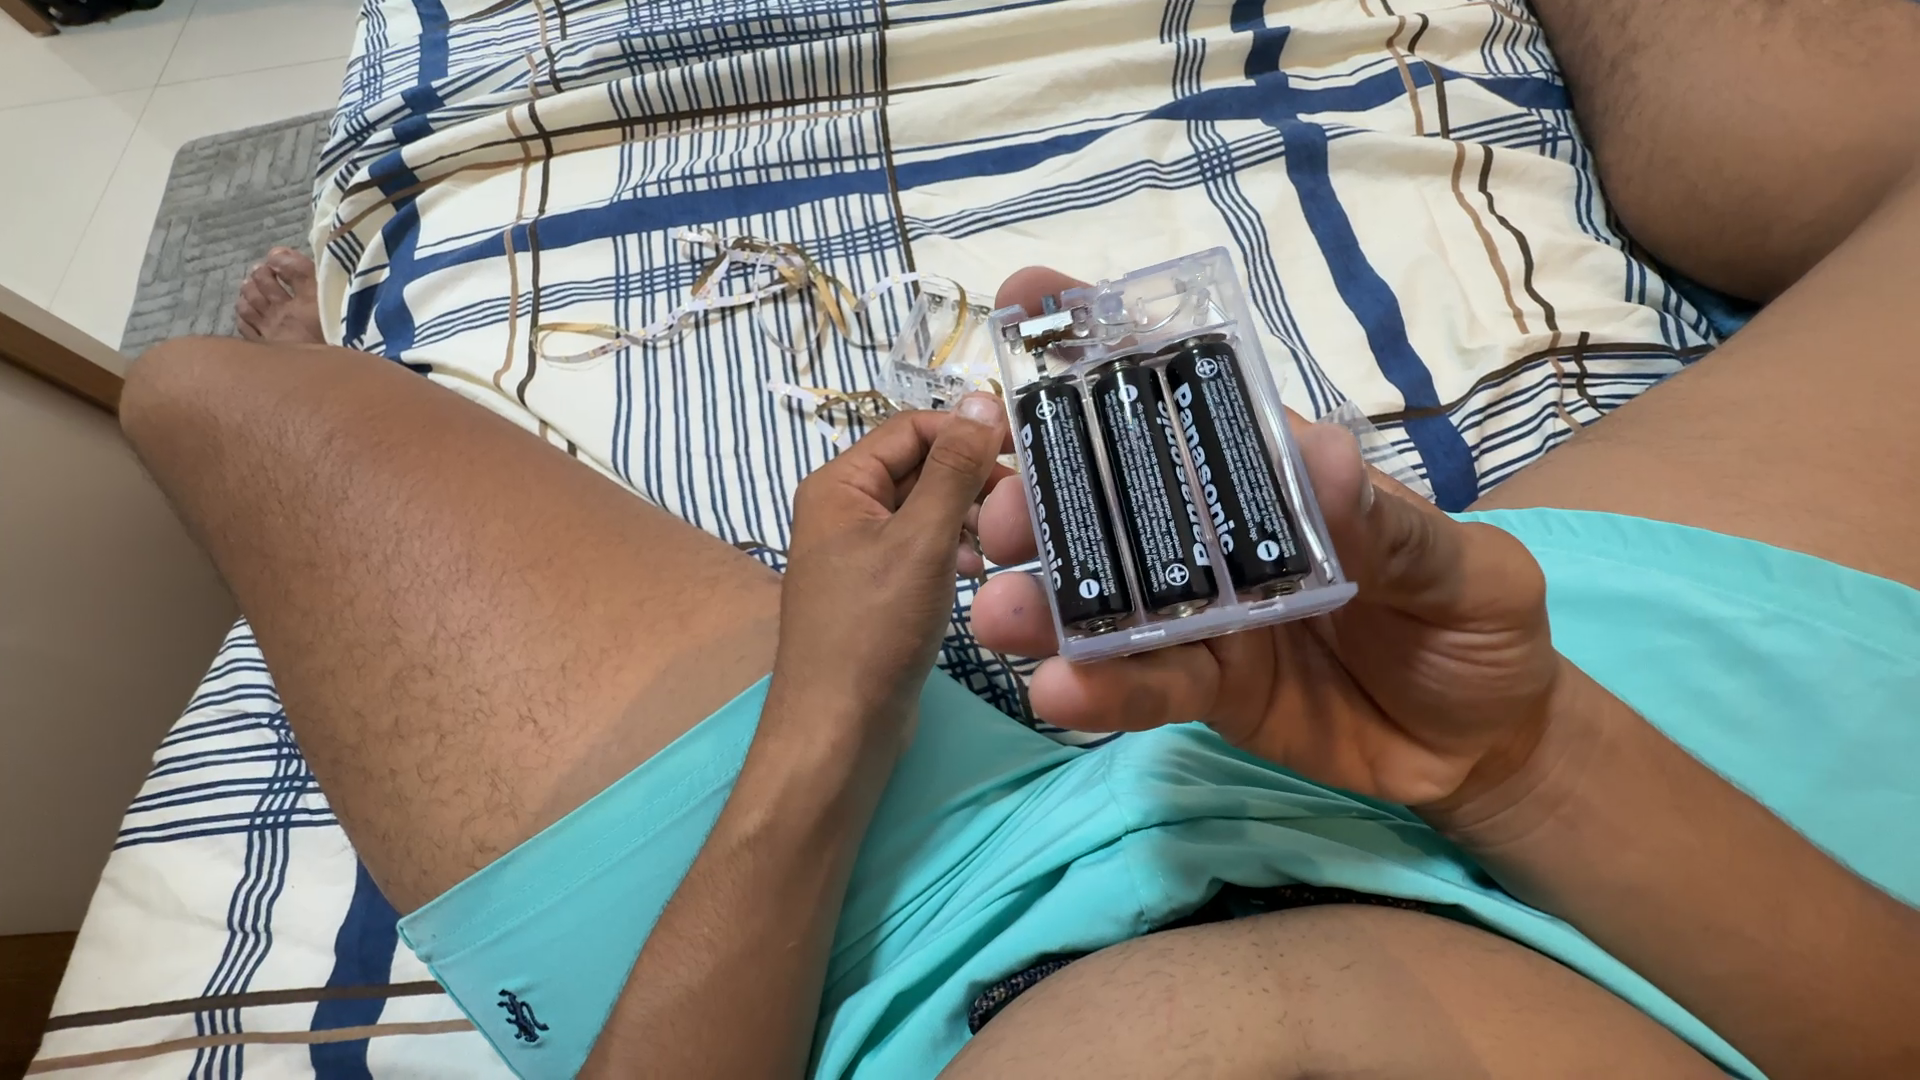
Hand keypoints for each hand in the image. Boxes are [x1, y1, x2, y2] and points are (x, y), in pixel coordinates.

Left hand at [774, 396, 1013, 748]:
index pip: (910, 428)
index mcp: (839, 484)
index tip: (1021, 453)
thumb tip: (983, 400)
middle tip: (1015, 508)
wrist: (841, 726)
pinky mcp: (876, 586)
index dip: (964, 433)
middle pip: (917, 467)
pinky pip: (919, 547)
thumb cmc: (875, 628)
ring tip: (995, 544)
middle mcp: (843, 508)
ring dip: (963, 516)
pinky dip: (949, 549)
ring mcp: (858, 550)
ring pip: (923, 508)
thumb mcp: (921, 540)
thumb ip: (953, 469)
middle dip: (967, 480)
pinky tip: (973, 569)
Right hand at [971, 268, 1563, 809]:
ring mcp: (1197, 613)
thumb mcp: (1463, 568)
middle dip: (1046, 497)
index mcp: (1268, 472)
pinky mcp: (1196, 685)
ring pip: (1104, 597)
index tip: (1027, 297)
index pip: (1180, 394)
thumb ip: (1392, 527)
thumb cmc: (1478, 629)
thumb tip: (1324, 455)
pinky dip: (1099, 690)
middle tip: (997, 520)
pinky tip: (1056, 692)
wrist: (1479, 748)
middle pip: (1114, 499)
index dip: (1103, 344)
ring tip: (998, 616)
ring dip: (1045, 601)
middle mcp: (1213, 533)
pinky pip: (1141, 687)